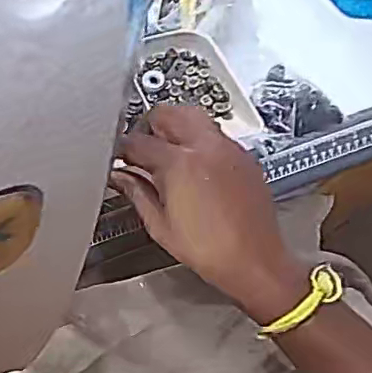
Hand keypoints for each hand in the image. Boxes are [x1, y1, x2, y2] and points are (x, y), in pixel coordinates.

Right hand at [111, 105, 308, 321]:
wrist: (253, 259)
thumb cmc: (211, 249)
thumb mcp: (160, 225)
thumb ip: (137, 193)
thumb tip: (122, 178)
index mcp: (179, 164)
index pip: (139, 141)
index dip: (122, 150)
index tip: (118, 158)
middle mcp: (206, 147)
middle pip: (168, 113)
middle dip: (149, 126)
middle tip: (140, 148)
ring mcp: (228, 149)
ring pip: (195, 118)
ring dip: (175, 129)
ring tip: (164, 155)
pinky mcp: (243, 157)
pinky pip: (215, 135)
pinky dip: (198, 141)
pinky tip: (191, 168)